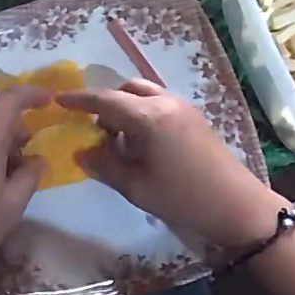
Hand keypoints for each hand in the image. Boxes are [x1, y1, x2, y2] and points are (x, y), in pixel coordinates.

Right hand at [58, 80, 283, 249]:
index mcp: (148, 117)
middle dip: (104, 104)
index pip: (104, 100)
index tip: (58, 100)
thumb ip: (105, 165)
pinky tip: (140, 142)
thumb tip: (83, 151)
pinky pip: (157, 102)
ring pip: (143, 93)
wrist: (237, 205)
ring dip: (124, 107)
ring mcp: (182, 107)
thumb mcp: (136, 187)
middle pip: (125, 89)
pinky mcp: (193, 117)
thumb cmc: (183, 198)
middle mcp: (165, 102)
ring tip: (117, 140)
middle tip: (93, 131)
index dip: (78, 99)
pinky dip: (140, 112)